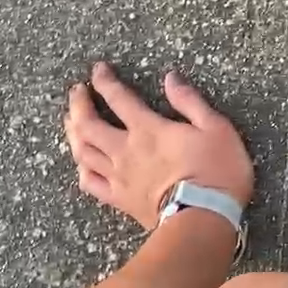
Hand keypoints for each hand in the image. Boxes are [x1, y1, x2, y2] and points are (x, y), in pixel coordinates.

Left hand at [63, 63, 253, 230]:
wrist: (203, 218)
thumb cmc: (217, 170)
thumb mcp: (215, 127)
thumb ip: (190, 102)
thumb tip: (170, 78)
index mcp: (148, 129)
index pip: (119, 98)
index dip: (105, 81)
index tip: (97, 69)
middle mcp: (125, 150)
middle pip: (88, 124)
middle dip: (78, 104)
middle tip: (76, 92)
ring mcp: (119, 176)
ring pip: (82, 152)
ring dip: (72, 133)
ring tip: (70, 121)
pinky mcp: (120, 199)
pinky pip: (90, 183)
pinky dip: (81, 169)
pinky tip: (81, 163)